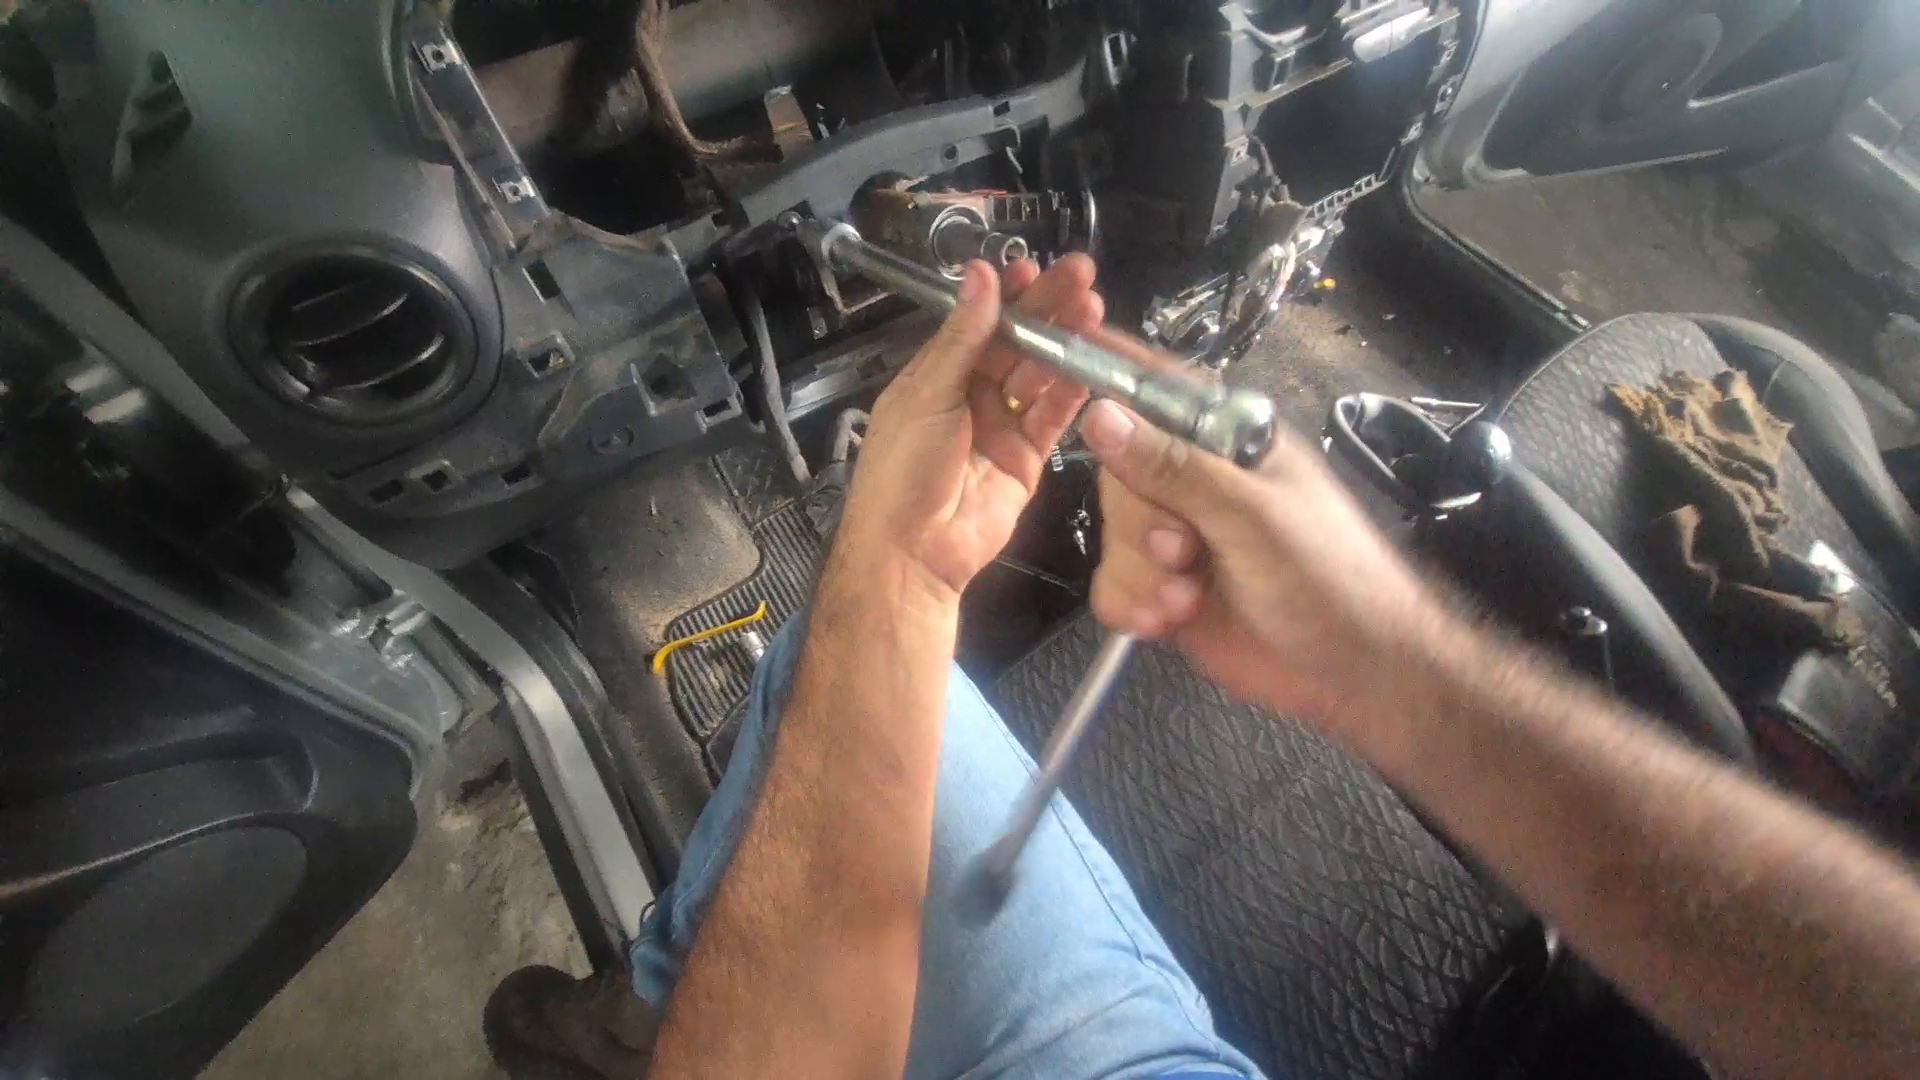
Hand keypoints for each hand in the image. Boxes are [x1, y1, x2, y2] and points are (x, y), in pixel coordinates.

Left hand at [833, 256, 1102, 605]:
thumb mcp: (927, 394)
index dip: (1006, 297)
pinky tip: (1092, 361)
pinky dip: (1072, 392)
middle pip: (1015, 346)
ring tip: (1092, 311)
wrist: (913, 549)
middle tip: (1080, 277)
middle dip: (1046, 311)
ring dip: (1064, 345)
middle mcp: (970, 397)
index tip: (1032, 267)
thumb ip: (962, 338)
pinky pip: (1052, 419)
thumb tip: (980, 275)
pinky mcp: (1025, 459)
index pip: (978, 325)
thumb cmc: (904, 467)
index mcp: (936, 376)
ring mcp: (999, 428)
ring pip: (1038, 377)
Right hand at [1081, 394, 1457, 740]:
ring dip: (1141, 575)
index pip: (1155, 391)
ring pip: (1110, 534)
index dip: (1106, 374)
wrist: (1353, 671)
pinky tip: (1165, 620)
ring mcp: (1174, 536)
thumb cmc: (1323, 575)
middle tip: (1183, 553)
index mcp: (1225, 441)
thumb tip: (1098, 414)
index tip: (1051, 362)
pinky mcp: (1160, 586)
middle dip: (1140, 525)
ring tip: (1186, 599)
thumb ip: (1172, 468)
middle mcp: (1192, 481)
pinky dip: (1130, 604)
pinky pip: (1110, 582)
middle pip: (1118, 476)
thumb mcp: (1249, 515)